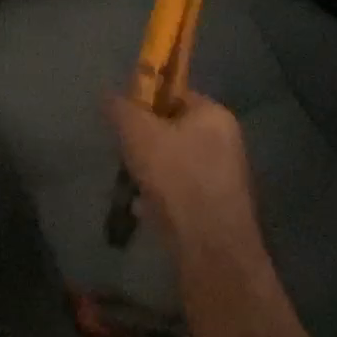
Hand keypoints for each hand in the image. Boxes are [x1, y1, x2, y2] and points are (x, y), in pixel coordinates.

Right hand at [107, 92, 257, 249]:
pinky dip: (161, 190)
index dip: (145, 101)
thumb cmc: (174, 173)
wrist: (208, 243)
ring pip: (173, 158)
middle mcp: (227, 141)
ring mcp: (225, 175)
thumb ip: (119, 106)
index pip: (174, 93)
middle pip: (172, 126)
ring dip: (149, 165)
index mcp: (215, 115)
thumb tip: (110, 96)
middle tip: (124, 148)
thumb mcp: (135, 130)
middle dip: (144, 137)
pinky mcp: (217, 204)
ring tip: (132, 178)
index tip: (123, 116)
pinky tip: (145, 203)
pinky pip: (180, 185)